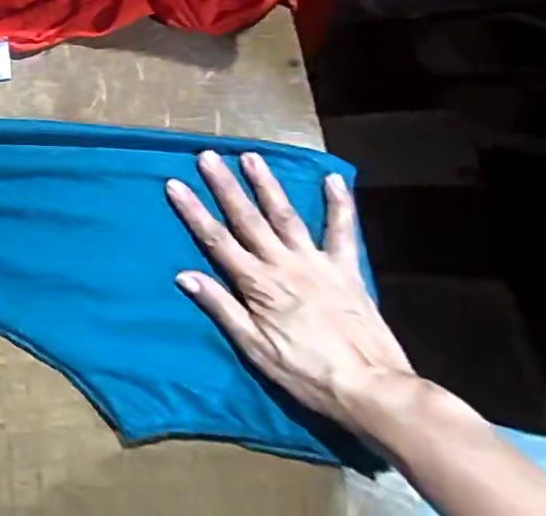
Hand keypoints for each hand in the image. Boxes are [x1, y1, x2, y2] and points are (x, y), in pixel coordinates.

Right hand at [167, 151, 417, 431]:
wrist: (371, 389)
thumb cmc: (307, 374)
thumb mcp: (256, 349)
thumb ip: (221, 307)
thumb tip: (184, 275)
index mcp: (258, 284)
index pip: (217, 240)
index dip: (193, 211)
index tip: (174, 183)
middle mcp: (283, 263)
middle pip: (247, 218)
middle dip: (225, 186)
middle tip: (208, 156)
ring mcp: (316, 262)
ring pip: (285, 215)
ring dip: (266, 184)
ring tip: (251, 156)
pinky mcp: (346, 269)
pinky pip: (342, 232)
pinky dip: (339, 204)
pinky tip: (334, 179)